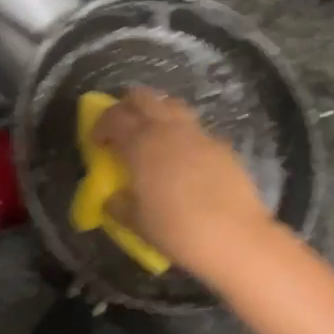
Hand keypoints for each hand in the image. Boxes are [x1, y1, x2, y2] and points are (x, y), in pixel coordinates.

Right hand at [91, 87, 276, 277]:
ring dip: (157, 111)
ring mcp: (195, 132)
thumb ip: (119, 206)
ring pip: (170, 104)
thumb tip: (112, 199)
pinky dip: (184, 134)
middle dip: (127, 106)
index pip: (113, 117)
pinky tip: (186, 158)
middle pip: (142, 97)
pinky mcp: (219, 143)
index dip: (101, 125)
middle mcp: (166, 128)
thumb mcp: (138, 224)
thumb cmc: (177, 230)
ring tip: (154, 134)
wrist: (235, 235)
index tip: (98, 142)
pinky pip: (195, 128)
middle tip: (123, 127)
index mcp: (140, 143)